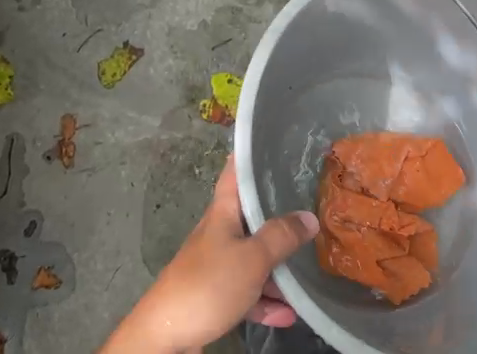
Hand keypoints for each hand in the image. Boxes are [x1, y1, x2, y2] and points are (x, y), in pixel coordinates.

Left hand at [100, 156, 318, 353]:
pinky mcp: (216, 296)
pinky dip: (266, 301)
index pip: (235, 172)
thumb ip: (281, 237)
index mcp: (222, 212)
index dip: (251, 155)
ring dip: (277, 268)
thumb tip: (309, 216)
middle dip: (279, 215)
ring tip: (307, 272)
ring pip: (253, 258)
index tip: (274, 143)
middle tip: (311, 209)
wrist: (166, 336)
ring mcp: (217, 265)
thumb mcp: (251, 258)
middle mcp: (219, 233)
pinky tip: (289, 312)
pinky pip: (248, 293)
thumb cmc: (208, 284)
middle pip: (251, 217)